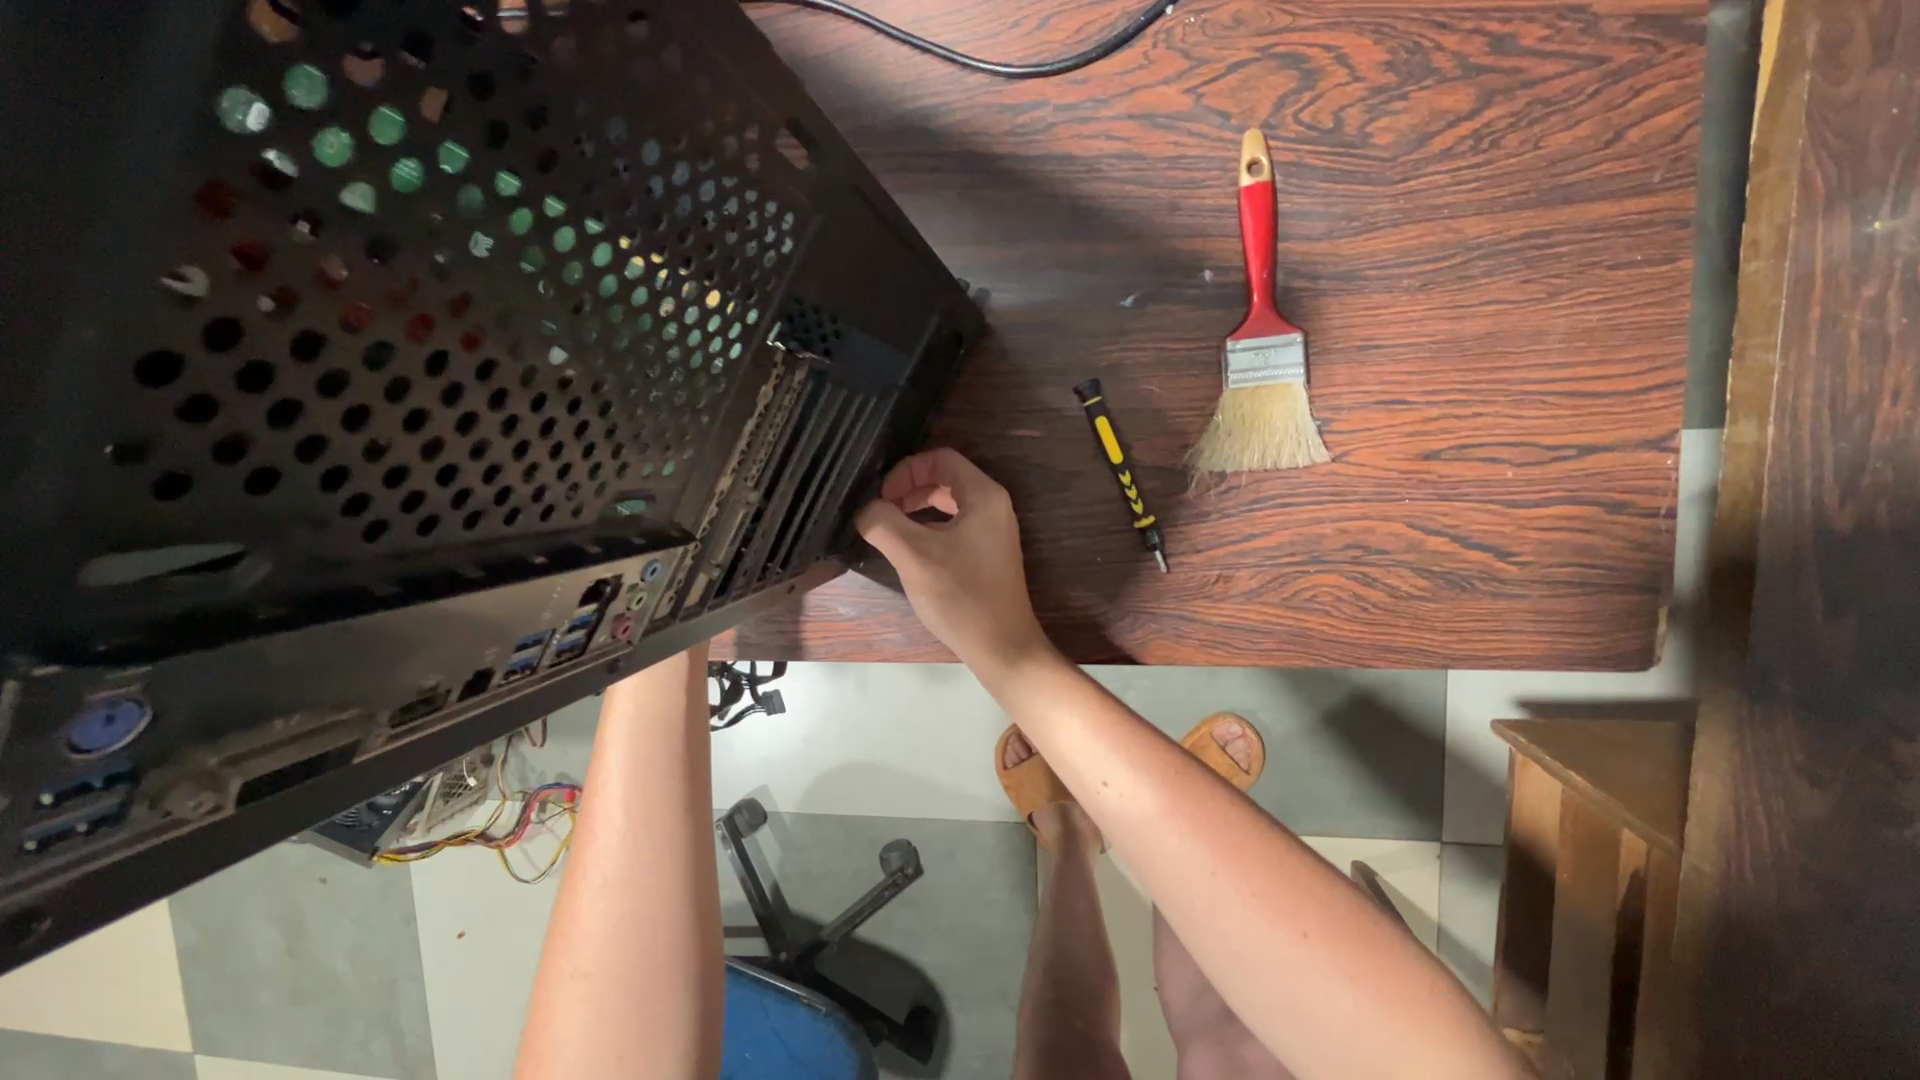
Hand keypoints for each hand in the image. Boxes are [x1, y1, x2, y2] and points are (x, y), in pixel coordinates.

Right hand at [854, 449, 1052, 675]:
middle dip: (908, 489)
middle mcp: (993, 507)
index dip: (905, 470)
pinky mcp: (987, 555)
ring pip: (948, 504)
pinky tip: (908, 551)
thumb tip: (865, 510)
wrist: (1002, 647)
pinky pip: (953, 526)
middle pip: (944, 478)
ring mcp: (992, 532)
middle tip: (880, 512)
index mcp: (984, 496)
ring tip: (888, 529)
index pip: (940, 458)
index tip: (882, 497)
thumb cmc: (961, 597)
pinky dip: (928, 528)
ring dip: (915, 509)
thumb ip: (883, 524)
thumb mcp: (914, 556)